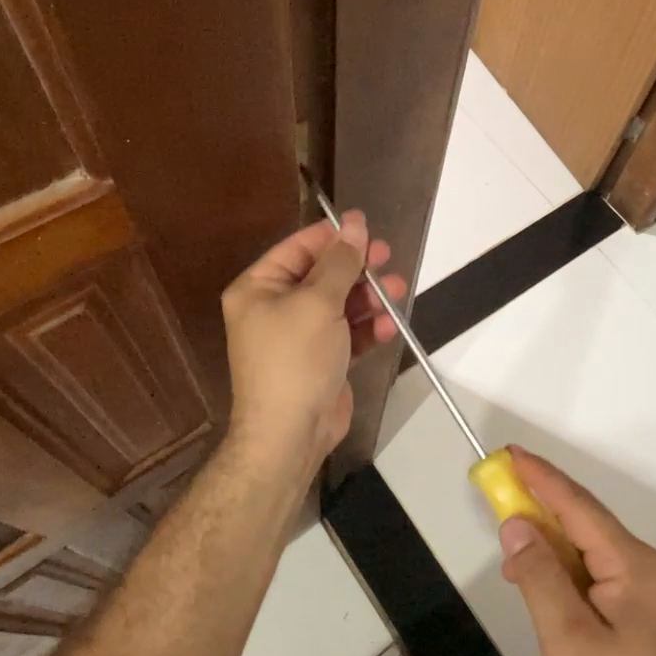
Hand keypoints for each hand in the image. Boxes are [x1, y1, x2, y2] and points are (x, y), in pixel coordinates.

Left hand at [221, 210, 405, 478]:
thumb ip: (341, 261)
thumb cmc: (295, 358)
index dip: (332, 237)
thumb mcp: (319, 302)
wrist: (291, 433)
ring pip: (339, 304)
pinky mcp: (320, 361)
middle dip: (356, 268)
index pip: (297, 249)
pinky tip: (387, 327)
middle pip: (321, 275)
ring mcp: (298, 337)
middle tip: (387, 257)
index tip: (366, 226)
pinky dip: (366, 329)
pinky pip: (346, 334)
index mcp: (258, 288)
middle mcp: (274, 309)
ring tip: (397, 291)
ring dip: (368, 298)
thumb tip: (355, 222)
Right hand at [501, 447, 655, 655]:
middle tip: (497, 499)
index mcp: (637, 566)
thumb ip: (540, 576)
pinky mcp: (644, 617)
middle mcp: (649, 569)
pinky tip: (541, 587)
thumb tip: (516, 524)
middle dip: (540, 512)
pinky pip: (597, 576)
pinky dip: (565, 574)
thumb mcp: (568, 640)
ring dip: (549, 550)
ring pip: (589, 553)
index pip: (580, 507)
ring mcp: (651, 594)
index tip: (508, 453)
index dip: (541, 477)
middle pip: (586, 526)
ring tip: (512, 560)